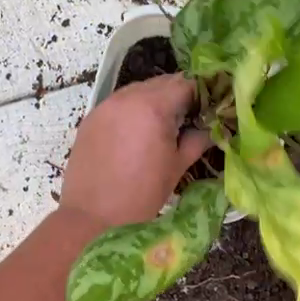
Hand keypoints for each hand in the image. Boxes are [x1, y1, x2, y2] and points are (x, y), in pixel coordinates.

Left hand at [60, 74, 211, 229]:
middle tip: (187, 120)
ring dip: (153, 101)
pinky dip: (132, 111)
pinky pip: (118, 104)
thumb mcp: (177, 168)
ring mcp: (105, 106)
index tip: (207, 111)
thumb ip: (196, 141)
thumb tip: (209, 129)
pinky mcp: (90, 118)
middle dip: (177, 96)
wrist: (91, 217)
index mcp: (153, 107)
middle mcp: (127, 98)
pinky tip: (136, 135)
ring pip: (138, 90)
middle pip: (161, 83)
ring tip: (160, 128)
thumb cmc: (141, 195)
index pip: (185, 83)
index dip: (200, 95)